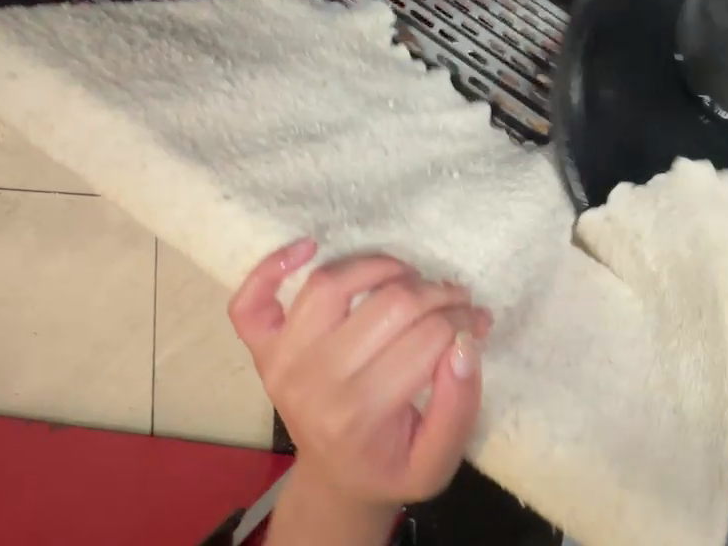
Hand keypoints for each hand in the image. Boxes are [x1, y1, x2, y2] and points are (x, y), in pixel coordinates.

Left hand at [228, 240, 493, 509]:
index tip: (478, 323)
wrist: (337, 479)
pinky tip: (309, 247)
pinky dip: (271, 267)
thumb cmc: (392, 463)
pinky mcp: (262, 349)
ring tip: (411, 278)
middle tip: (457, 300)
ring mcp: (282, 363)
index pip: (429, 338)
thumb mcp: (438, 458)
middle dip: (439, 293)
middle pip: (390, 305)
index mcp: (360, 415)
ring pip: (332, 284)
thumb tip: (467, 343)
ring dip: (384, 266)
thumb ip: (459, 407)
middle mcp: (315, 384)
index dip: (464, 320)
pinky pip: (250, 302)